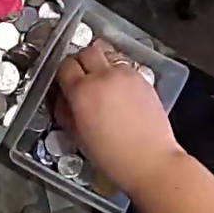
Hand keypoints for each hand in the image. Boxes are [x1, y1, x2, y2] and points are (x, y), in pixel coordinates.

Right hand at [54, 39, 184, 192]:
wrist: (150, 160)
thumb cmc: (113, 156)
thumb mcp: (78, 136)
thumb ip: (66, 111)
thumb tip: (62, 98)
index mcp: (82, 91)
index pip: (65, 65)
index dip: (64, 72)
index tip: (65, 80)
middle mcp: (104, 77)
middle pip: (87, 51)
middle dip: (82, 62)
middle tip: (83, 77)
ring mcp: (125, 75)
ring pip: (108, 55)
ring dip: (102, 65)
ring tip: (103, 84)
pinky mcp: (143, 79)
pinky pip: (125, 67)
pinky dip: (119, 74)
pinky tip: (120, 92)